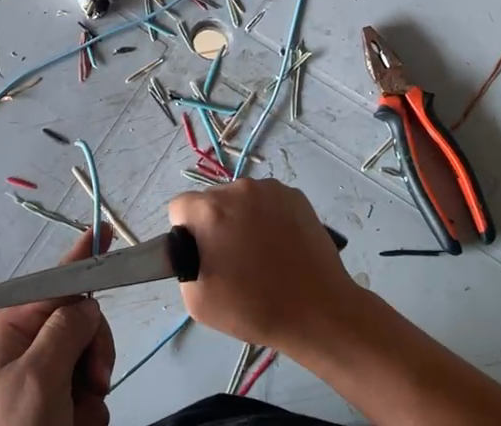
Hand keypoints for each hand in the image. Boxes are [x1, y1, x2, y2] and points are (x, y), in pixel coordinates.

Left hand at [0, 229, 115, 425]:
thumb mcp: (39, 376)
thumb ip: (67, 330)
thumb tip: (86, 304)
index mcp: (11, 327)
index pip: (54, 281)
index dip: (81, 257)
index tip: (104, 232)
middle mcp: (24, 344)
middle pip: (80, 322)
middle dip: (94, 351)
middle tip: (95, 384)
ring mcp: (39, 376)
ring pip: (88, 360)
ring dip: (91, 391)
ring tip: (75, 418)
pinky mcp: (51, 405)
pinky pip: (86, 393)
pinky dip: (87, 412)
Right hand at [169, 178, 357, 352]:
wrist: (320, 312)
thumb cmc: (255, 309)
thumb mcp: (197, 301)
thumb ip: (182, 264)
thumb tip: (191, 247)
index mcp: (209, 210)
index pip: (180, 207)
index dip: (187, 232)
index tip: (204, 255)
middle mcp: (238, 189)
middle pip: (211, 200)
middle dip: (215, 223)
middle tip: (233, 258)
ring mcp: (270, 189)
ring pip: (240, 198)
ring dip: (241, 217)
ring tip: (262, 253)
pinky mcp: (295, 195)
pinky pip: (267, 201)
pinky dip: (268, 217)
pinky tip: (281, 245)